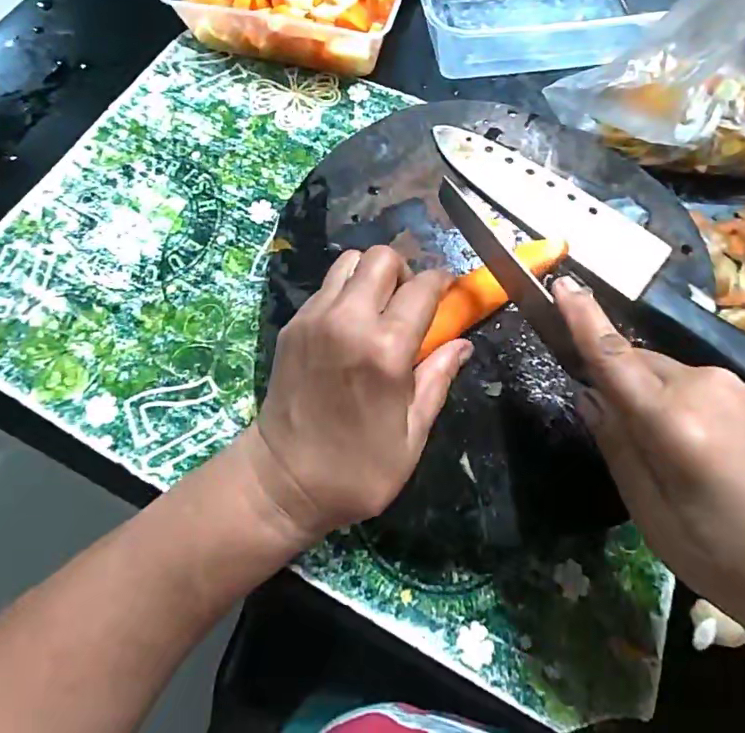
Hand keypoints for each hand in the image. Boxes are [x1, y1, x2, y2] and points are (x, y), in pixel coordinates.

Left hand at [249, 247, 470, 543]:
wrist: (281, 485)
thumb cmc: (358, 469)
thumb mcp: (413, 433)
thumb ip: (439, 378)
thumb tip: (464, 344)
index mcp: (385, 350)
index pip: (423, 287)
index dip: (443, 282)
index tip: (451, 291)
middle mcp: (348, 322)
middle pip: (382, 258)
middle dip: (405, 270)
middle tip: (411, 302)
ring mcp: (315, 319)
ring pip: (351, 261)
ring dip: (372, 275)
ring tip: (381, 308)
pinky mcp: (293, 325)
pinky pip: (328, 286)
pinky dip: (347, 291)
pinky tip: (353, 326)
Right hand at [551, 274, 744, 659]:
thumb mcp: (668, 529)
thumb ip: (623, 455)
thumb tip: (590, 399)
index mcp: (674, 417)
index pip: (612, 354)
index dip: (581, 318)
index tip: (559, 283)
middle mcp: (704, 384)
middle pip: (638, 367)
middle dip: (615, 386)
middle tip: (614, 447)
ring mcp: (740, 389)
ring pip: (669, 381)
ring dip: (650, 406)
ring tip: (667, 476)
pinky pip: (699, 394)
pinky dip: (681, 414)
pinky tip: (702, 469)